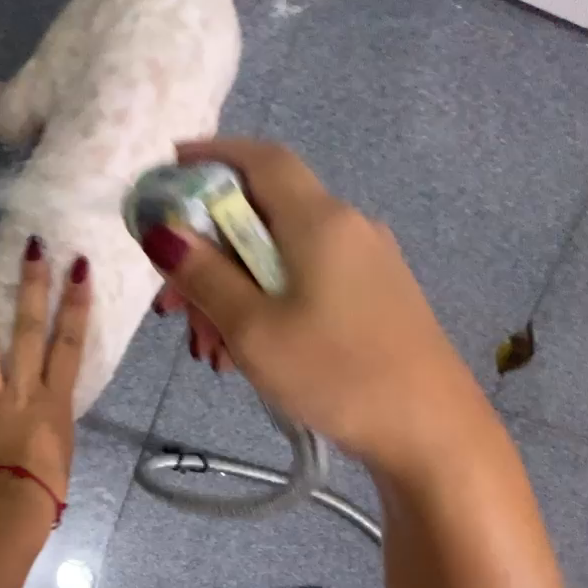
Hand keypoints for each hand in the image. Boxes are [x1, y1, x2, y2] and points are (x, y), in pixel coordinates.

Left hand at [0, 238, 90, 529]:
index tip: (77, 265)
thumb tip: (46, 408)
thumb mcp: (63, 445)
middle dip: (32, 286)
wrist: (10, 506)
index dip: (75, 302)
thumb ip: (53, 417)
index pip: (69, 342)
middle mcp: (23, 389)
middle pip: (29, 330)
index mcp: (54, 398)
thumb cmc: (47, 486)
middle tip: (31, 247)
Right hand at [143, 138, 494, 482]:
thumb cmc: (334, 373)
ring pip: (273, 257)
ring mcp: (360, 262)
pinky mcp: (367, 295)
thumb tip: (160, 231)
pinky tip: (243, 354)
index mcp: (317, 222)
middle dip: (204, 255)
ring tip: (207, 350)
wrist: (427, 428)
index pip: (259, 161)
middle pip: (258, 218)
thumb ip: (203, 276)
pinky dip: (258, 306)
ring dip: (226, 292)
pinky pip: (297, 283)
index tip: (161, 175)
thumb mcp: (252, 328)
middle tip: (168, 309)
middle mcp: (343, 227)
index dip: (207, 159)